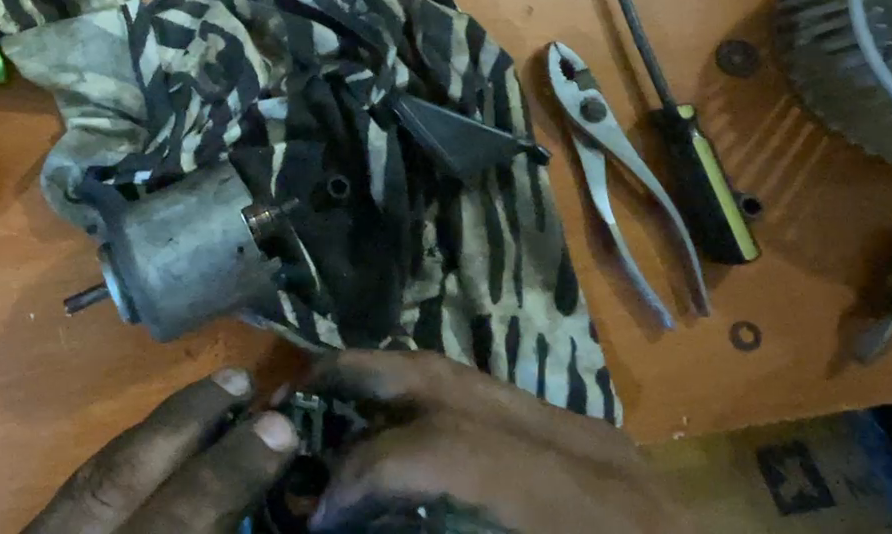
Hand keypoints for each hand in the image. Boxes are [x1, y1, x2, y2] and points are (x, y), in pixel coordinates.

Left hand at [23, 368, 299, 533]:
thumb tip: (273, 524)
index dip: (230, 476)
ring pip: (100, 469)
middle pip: (126, 477)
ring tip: (213, 391)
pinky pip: (83, 482)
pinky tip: (159, 434)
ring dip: (159, 426)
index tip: (280, 433)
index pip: (181, 520)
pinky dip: (127, 450)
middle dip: (191, 424)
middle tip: (246, 380)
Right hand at [306, 351, 688, 533]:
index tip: (320, 513)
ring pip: (466, 374)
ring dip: (387, 381)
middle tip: (299, 397)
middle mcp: (586, 448)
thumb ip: (451, 530)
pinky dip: (431, 401)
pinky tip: (400, 424)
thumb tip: (360, 517)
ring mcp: (592, 434)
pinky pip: (490, 397)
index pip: (449, 448)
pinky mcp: (592, 438)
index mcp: (583, 506)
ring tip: (333, 397)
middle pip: (446, 379)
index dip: (370, 471)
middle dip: (359, 379)